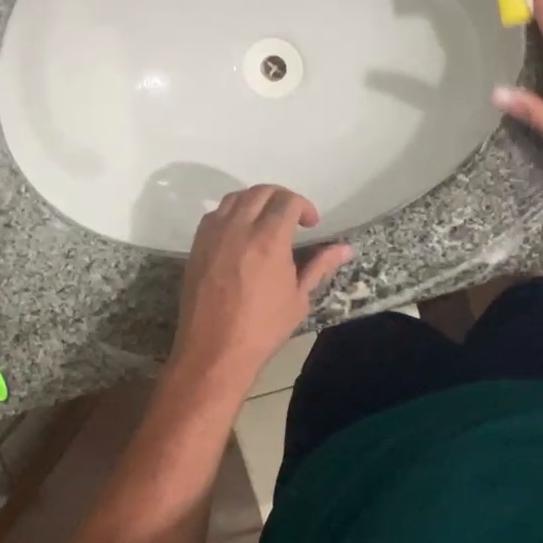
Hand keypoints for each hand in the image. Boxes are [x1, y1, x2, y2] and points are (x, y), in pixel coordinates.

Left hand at [172, 185, 353, 383]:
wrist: (215, 350)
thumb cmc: (263, 328)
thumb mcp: (299, 298)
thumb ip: (319, 266)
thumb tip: (345, 249)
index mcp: (269, 240)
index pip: (287, 201)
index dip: (304, 206)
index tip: (311, 224)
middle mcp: (239, 229)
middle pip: (260, 192)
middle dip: (281, 198)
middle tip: (292, 217)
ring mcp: (213, 235)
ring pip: (235, 198)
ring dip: (255, 201)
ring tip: (266, 221)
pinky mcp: (197, 246)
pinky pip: (215, 215)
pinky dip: (232, 213)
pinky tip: (241, 234)